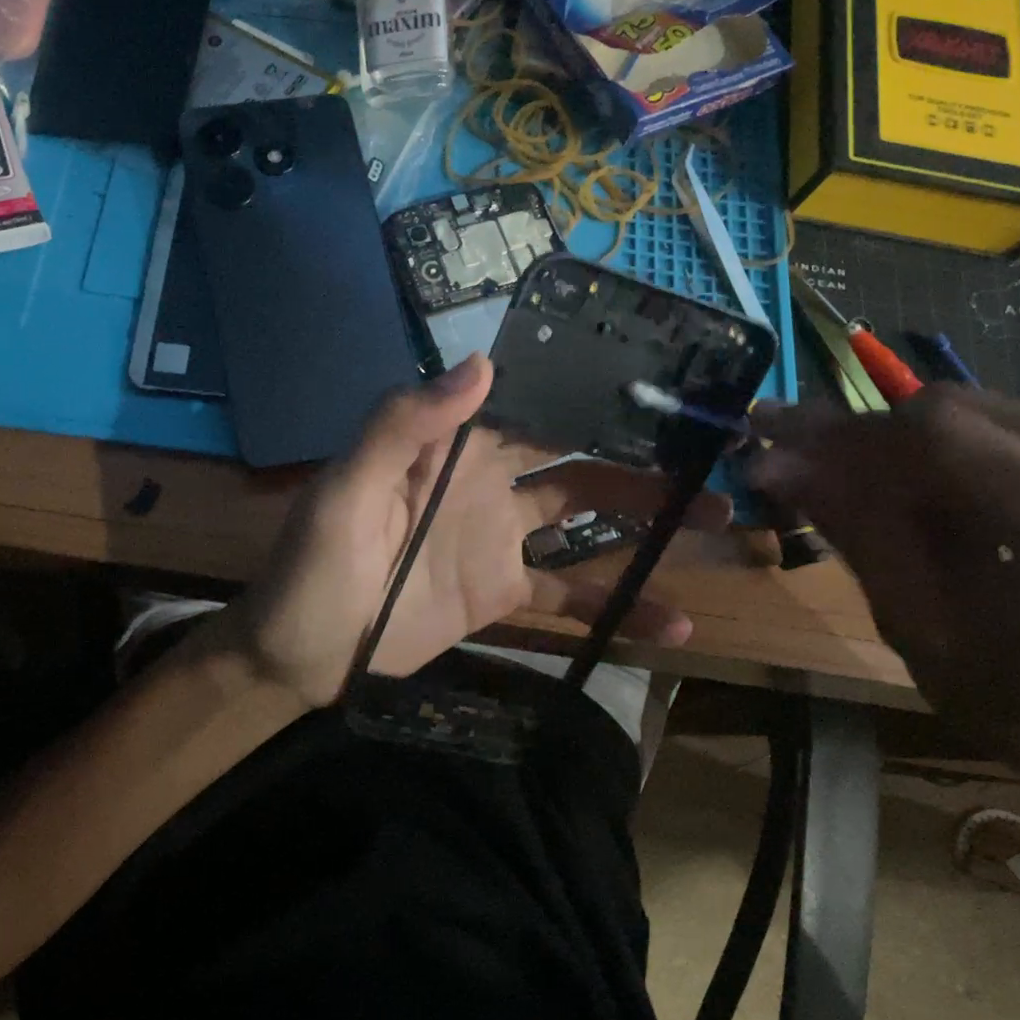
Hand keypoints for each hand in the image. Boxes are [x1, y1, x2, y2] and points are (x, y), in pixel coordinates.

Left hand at [212, 353, 731, 708]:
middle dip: (639, 454)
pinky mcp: (502, 595)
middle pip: (575, 459)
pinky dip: (618, 607)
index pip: (528, 403)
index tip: (660, 380)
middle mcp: (484, 484)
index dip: (587, 389)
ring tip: (719, 520)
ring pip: (586, 520)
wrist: (300, 655)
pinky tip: (674, 623)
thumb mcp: (347, 491)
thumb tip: (483, 363)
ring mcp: (498, 541)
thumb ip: (403, 426)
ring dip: (647, 519)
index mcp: (449, 449)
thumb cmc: (313, 567)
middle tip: (714, 452)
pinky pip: (569, 597)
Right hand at [750, 389, 1019, 811]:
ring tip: (853, 479)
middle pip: (969, 413)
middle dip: (869, 437)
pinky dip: (964, 455)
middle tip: (798, 458)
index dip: (845, 434)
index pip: (943, 436)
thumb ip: (857, 532)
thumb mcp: (919, 630)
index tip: (774, 443)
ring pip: (996, 413)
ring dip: (912, 445)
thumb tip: (773, 461)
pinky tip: (929, 490)